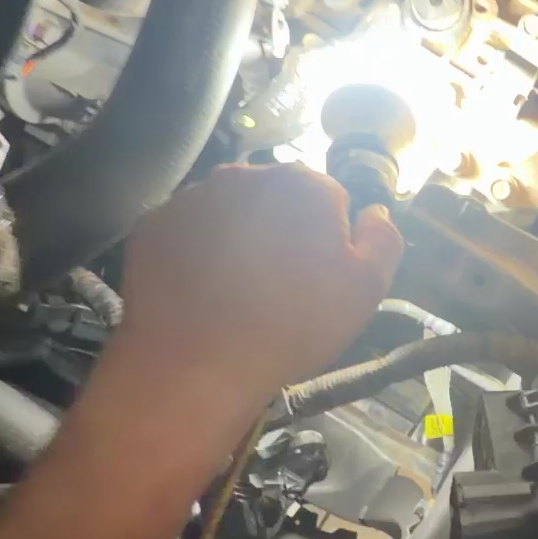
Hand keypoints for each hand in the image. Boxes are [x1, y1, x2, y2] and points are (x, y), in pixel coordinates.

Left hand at [113, 164, 403, 398]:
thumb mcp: (366, 290)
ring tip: (242, 292)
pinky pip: (190, 231)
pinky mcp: (154, 224)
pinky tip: (206, 292)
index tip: (323, 277)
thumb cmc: (295, 325)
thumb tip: (376, 212)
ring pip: (233, 211)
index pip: (332, 200)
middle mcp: (247, 175)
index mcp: (305, 184)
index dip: (333, 240)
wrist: (197, 364)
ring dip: (244, 238)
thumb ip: (383, 239)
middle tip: (285, 286)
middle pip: (280, 199)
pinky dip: (200, 252)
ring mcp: (194, 196)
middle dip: (286, 231)